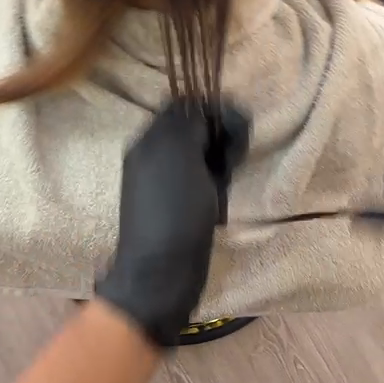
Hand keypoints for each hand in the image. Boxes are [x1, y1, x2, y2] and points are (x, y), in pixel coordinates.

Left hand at [98, 102, 247, 346]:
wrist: (161, 278)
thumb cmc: (172, 215)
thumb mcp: (180, 155)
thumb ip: (190, 122)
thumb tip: (210, 110)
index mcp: (148, 139)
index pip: (188, 104)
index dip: (216, 112)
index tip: (235, 134)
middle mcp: (152, 158)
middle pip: (198, 131)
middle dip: (221, 142)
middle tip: (230, 164)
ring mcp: (164, 186)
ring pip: (205, 159)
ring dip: (222, 169)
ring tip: (224, 188)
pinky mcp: (178, 211)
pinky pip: (204, 187)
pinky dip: (218, 192)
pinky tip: (220, 207)